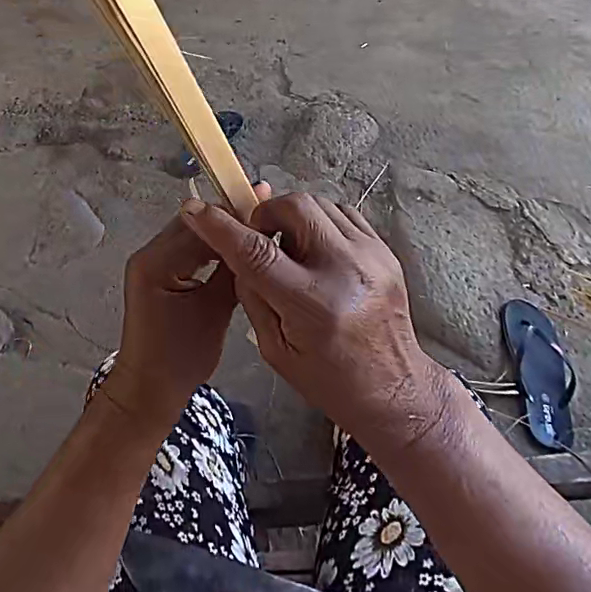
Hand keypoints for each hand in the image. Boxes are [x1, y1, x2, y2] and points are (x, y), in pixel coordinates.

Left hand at [101, 182, 273, 427]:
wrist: (148, 390)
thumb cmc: (180, 359)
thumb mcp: (215, 312)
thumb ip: (234, 271)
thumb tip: (258, 241)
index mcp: (158, 263)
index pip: (204, 226)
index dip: (237, 217)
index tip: (269, 210)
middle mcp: (149, 254)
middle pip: (196, 222)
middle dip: (231, 217)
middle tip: (268, 215)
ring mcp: (150, 261)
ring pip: (193, 231)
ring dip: (222, 229)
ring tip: (258, 228)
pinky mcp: (157, 270)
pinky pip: (188, 246)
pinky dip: (212, 244)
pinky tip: (237, 247)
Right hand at [179, 193, 454, 458]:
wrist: (393, 388)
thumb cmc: (329, 379)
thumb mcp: (275, 348)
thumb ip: (253, 293)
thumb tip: (237, 247)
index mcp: (314, 304)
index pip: (257, 251)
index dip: (221, 227)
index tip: (197, 211)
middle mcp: (346, 270)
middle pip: (295, 206)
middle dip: (267, 213)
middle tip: (260, 237)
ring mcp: (372, 255)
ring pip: (320, 203)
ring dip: (294, 217)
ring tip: (291, 248)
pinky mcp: (385, 249)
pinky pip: (343, 213)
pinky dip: (320, 222)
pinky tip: (316, 250)